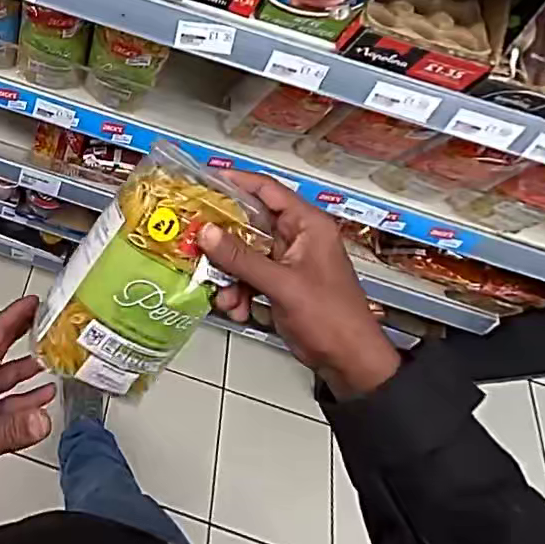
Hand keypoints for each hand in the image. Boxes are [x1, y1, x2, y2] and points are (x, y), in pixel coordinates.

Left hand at [0, 295, 57, 506]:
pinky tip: (41, 400)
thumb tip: (42, 418)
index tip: (32, 302)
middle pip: (0, 349)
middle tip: (46, 318)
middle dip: (23, 332)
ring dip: (27, 368)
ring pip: (5, 377)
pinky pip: (6, 404)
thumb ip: (11, 429)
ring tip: (52, 357)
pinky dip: (25, 400)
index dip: (14, 315)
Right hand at [199, 172, 400, 398]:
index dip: (236, 180)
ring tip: (223, 295)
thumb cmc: (330, 318)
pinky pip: (248, 275)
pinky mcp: (279, 282)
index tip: (204, 179)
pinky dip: (238, 290)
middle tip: (193, 236)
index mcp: (307, 224)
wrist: (350, 364)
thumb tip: (205, 231)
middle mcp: (295, 236)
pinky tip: (236, 309)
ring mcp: (286, 260)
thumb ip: (242, 258)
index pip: (267, 189)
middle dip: (223, 237)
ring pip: (244, 252)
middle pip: (249, 222)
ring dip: (229, 273)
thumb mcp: (282, 284)